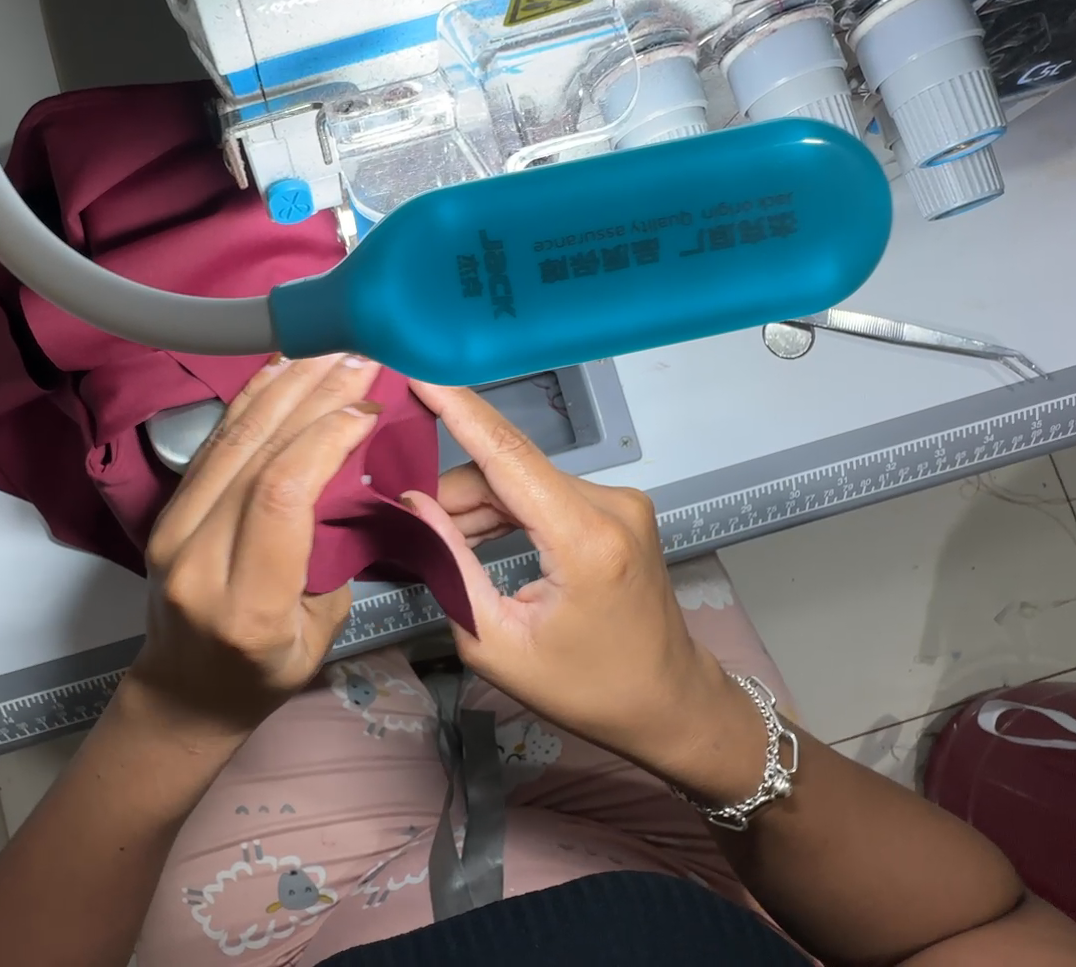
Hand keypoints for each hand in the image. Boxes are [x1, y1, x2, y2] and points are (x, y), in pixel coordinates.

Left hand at [128, 354, 382, 739]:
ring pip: (231, 440)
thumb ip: (332, 555)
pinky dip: (250, 400)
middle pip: (256, 455)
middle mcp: (199, 560)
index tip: (367, 410)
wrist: (182, 692)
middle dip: (313, 397)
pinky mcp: (166, 510)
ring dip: (284, 386)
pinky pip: (213, 444)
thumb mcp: (318, 635)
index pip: (281, 496)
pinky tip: (280, 367)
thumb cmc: (261, 676)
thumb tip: (348, 474)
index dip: (324, 440)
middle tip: (359, 357)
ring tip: (328, 348)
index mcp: (247, 606)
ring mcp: (172, 530)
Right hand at [402, 381, 760, 798]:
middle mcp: (610, 504)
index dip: (457, 408)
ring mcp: (618, 502)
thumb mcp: (497, 642)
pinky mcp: (614, 509)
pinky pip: (542, 493)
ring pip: (521, 480)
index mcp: (585, 539)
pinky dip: (504, 511)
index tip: (418, 371)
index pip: (508, 454)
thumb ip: (450, 566)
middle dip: (451, 491)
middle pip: (507, 470)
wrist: (668, 704)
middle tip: (407, 522)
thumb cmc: (586, 690)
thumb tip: (412, 506)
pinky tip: (472, 538)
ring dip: (476, 504)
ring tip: (439, 541)